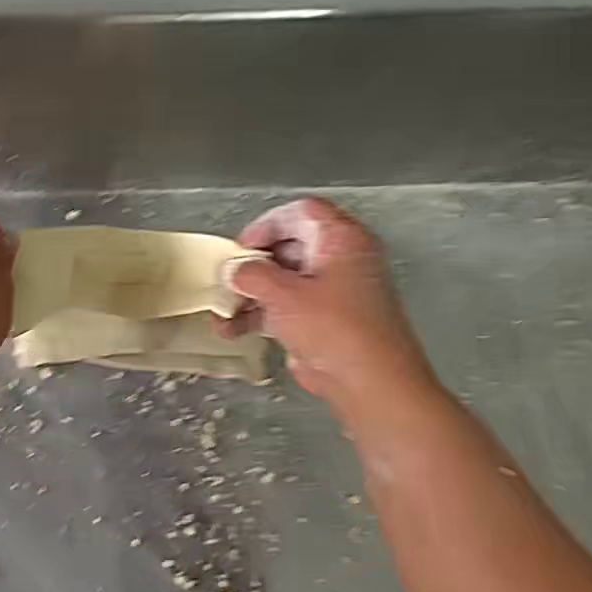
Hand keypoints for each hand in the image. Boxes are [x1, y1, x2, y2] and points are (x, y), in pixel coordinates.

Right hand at [221, 197, 433, 407]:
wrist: (367, 380)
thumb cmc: (332, 328)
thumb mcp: (283, 293)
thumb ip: (250, 274)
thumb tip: (233, 270)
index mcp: (342, 241)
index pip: (301, 211)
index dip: (267, 224)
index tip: (242, 248)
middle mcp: (340, 260)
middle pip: (286, 245)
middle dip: (251, 264)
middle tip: (228, 280)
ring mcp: (331, 290)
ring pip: (280, 278)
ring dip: (248, 294)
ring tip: (224, 314)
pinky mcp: (322, 317)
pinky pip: (283, 305)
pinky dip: (258, 314)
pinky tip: (233, 331)